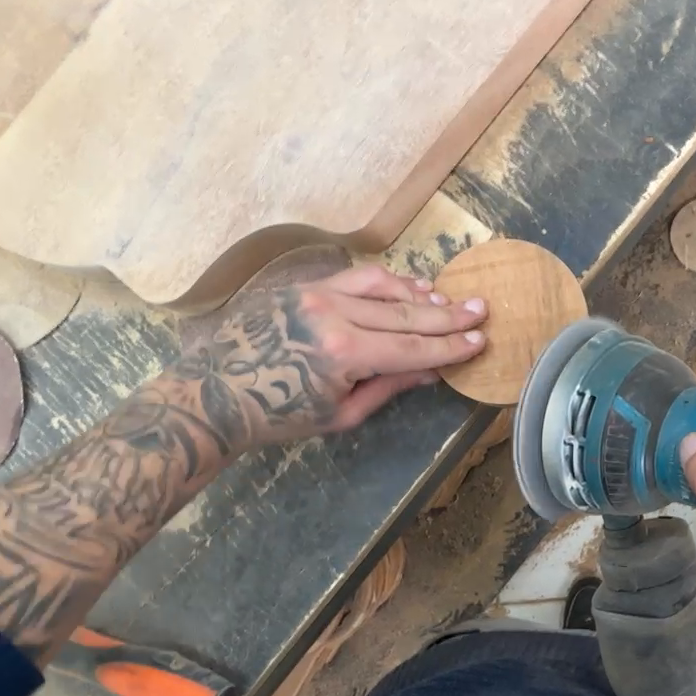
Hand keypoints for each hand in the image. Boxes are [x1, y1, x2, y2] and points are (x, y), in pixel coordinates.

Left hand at [172, 264, 487, 451]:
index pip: (413, 347)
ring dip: (420, 292)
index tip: (480, 340)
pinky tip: (407, 287)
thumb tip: (432, 370)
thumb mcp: (341, 413)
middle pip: (406, 312)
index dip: (450, 346)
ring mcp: (317, 294)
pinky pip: (355, 279)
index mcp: (344, 353)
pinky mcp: (304, 287)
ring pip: (383, 286)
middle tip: (481, 309)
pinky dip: (386, 282)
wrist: (214, 394)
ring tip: (447, 298)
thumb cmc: (279, 416)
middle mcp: (334, 314)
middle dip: (448, 314)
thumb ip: (389, 386)